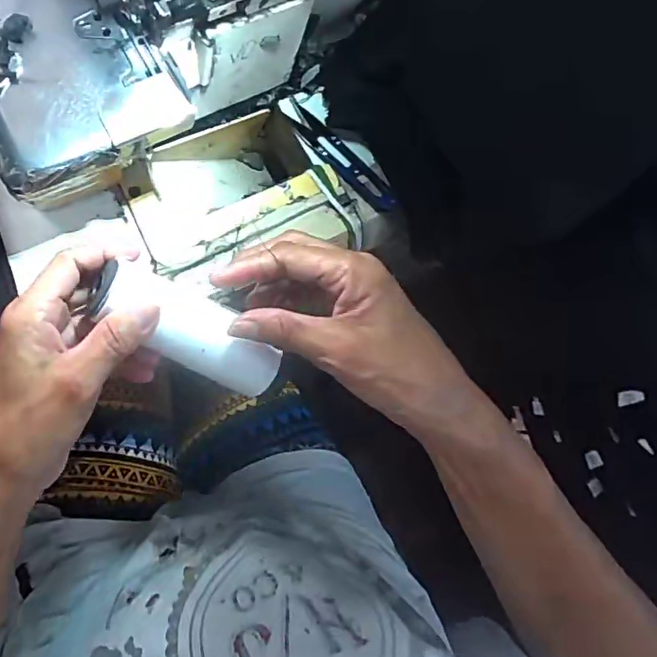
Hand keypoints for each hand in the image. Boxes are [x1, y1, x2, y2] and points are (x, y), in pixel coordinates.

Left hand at [0, 245, 161, 506]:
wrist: (3, 476)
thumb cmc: (33, 423)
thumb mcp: (79, 378)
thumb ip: (114, 338)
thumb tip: (151, 305)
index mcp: (32, 312)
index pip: (69, 264)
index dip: (103, 254)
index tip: (140, 260)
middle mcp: (37, 321)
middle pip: (83, 289)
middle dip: (121, 294)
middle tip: (157, 299)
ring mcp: (47, 345)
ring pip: (90, 320)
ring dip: (123, 329)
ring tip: (159, 341)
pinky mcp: (56, 369)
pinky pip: (90, 348)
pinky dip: (115, 354)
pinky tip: (145, 369)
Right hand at [209, 232, 496, 443]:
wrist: (441, 405)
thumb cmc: (394, 373)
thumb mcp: (334, 350)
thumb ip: (283, 329)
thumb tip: (236, 322)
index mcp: (351, 268)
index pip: (289, 255)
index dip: (249, 265)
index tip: (215, 280)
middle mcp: (350, 267)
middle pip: (292, 252)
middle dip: (255, 265)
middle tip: (221, 283)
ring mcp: (351, 285)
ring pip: (298, 270)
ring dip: (266, 283)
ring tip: (236, 301)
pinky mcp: (349, 304)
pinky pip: (307, 291)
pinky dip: (281, 299)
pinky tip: (262, 313)